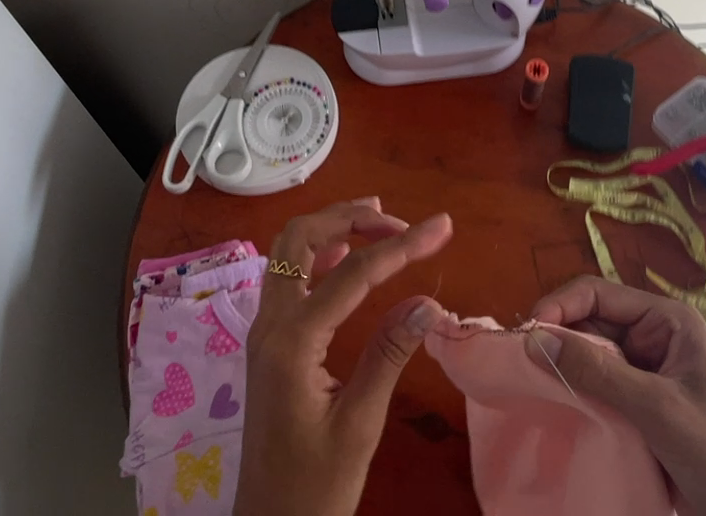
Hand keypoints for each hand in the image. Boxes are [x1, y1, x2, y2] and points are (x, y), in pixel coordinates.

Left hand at [234, 199, 452, 515]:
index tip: (442, 226)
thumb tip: (428, 302)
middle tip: (399, 220)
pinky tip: (344, 257)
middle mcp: (269, 323)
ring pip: (287, 250)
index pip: (352, 274)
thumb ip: (389, 354)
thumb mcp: (360, 424)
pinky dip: (317, 252)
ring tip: (377, 221)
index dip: (401, 245)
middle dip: (351, 217)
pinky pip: (286, 275)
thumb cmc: (314, 487)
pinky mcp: (268, 340)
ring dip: (330, 227)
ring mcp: (263, 329)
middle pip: (301, 238)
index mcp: (292, 341)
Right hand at [528, 276, 705, 515]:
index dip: (560, 306)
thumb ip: (595, 371)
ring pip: (590, 354)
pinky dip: (575, 391)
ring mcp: (647, 370)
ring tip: (534, 383)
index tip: (528, 333)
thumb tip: (533, 339)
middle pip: (591, 322)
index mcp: (667, 319)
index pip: (600, 294)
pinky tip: (557, 403)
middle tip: (523, 363)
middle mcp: (655, 336)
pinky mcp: (639, 402)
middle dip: (559, 338)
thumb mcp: (654, 407)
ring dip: (565, 367)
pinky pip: (596, 384)